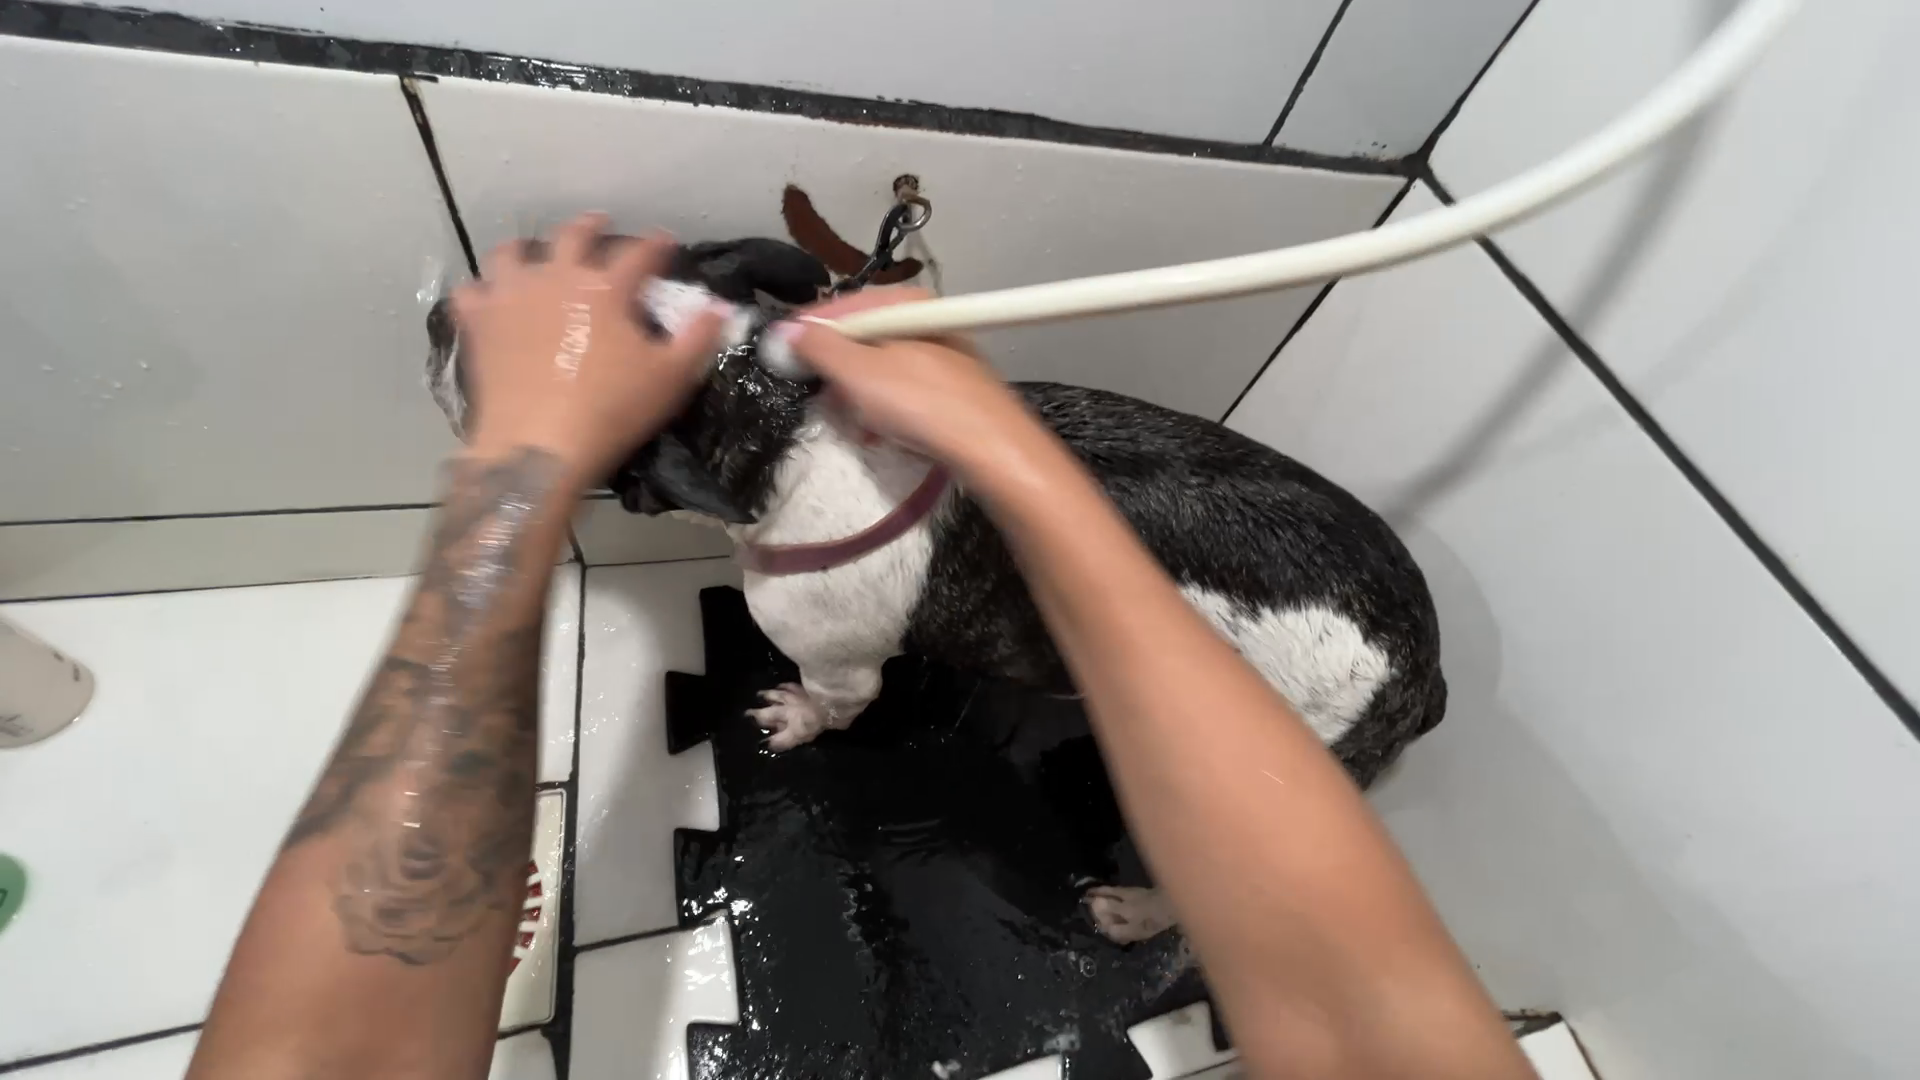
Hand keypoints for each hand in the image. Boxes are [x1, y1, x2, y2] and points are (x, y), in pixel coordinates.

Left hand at [450, 213, 724, 480]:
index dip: (657, 245)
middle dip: (592, 226)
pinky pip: (472, 292)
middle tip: (602, 224)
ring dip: (529, 249)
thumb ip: (700, 336)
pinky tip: (492, 299)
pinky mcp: (478, 323)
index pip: (638, 254)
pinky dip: (484, 291)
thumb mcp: (673, 376)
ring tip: (537, 254)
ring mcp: (510, 296)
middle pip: (572, 236)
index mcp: (606, 288)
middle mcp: (555, 277)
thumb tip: (720, 307)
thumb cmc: (615, 408)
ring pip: (512, 254)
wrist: (541, 443)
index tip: (667, 241)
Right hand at [784, 288, 1037, 474]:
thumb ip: (819, 347)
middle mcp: (926, 322)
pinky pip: (906, 393)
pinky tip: (884, 435)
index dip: (809, 331)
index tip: (784, 357)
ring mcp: (943, 357)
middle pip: (864, 340)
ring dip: (862, 399)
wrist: (991, 448)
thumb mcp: (858, 373)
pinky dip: (889, 411)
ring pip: (884, 371)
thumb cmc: (922, 404)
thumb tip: (786, 330)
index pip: (843, 306)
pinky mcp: (953, 389)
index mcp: (905, 305)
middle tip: (828, 400)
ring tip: (859, 426)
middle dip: (839, 372)